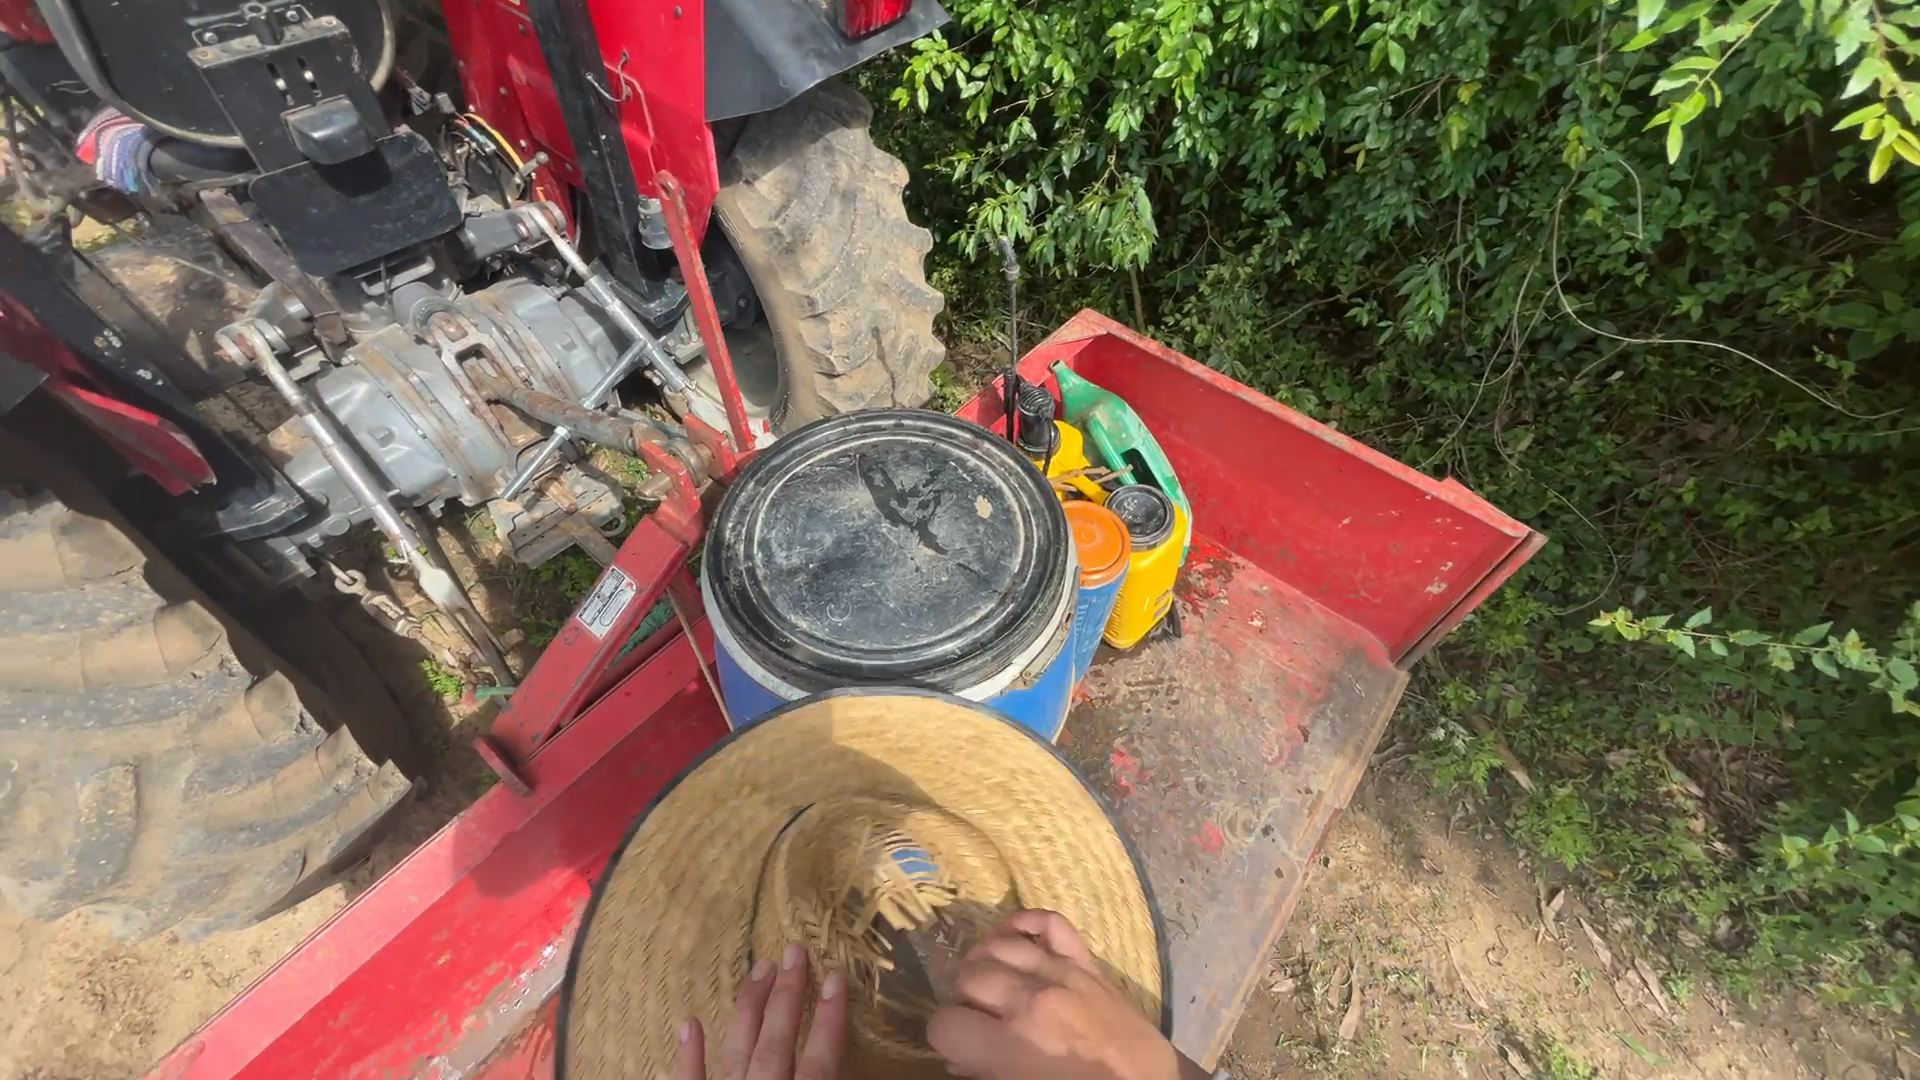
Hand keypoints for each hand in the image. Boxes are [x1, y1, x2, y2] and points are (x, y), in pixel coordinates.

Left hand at [676, 943, 847, 1079]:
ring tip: (761, 967)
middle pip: (776, 1044)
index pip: (820, 1061)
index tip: (836, 976)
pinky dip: (690, 1055)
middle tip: (794, 950)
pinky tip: (691, 1023)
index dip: (830, 1019)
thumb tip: (854, 1068)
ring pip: (738, 1052)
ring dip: (749, 1009)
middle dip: (787, 995)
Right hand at [927, 910, 1203, 1079]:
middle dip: (963, 998)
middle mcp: (1031, 999)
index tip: (955, 1044)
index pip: (946, 1024)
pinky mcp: (1085, 961)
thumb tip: (959, 1056)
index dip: (944, 1036)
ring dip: (986, 962)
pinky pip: (1049, 921)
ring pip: (999, 944)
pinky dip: (1027, 922)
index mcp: (1014, 1046)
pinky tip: (1016, 938)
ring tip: (992, 983)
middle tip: (976, 1017)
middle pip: (967, 975)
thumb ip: (984, 1075)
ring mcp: (1060, 972)